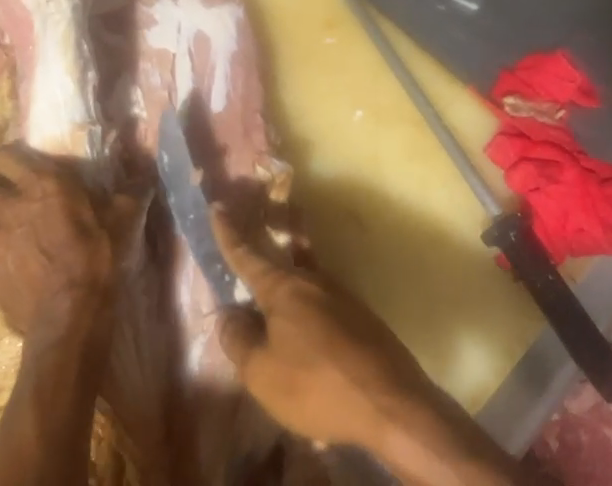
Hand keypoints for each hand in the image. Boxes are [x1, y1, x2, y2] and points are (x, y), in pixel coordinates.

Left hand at [0, 144, 135, 345]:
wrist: (73, 314)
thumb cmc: (99, 256)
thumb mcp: (126, 217)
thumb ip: (134, 187)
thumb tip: (147, 165)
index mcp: (41, 184)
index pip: (5, 155)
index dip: (9, 158)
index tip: (20, 165)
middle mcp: (10, 206)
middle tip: (10, 198)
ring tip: (1, 230)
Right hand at [213, 210, 527, 485]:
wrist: (393, 406)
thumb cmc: (317, 386)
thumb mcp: (262, 373)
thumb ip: (238, 340)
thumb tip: (230, 315)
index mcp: (284, 288)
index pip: (247, 255)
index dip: (229, 233)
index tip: (218, 206)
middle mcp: (313, 282)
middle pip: (283, 252)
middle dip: (268, 233)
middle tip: (257, 211)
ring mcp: (342, 299)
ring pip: (307, 274)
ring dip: (290, 264)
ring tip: (277, 265)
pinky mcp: (362, 320)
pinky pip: (323, 300)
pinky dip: (307, 299)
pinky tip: (304, 321)